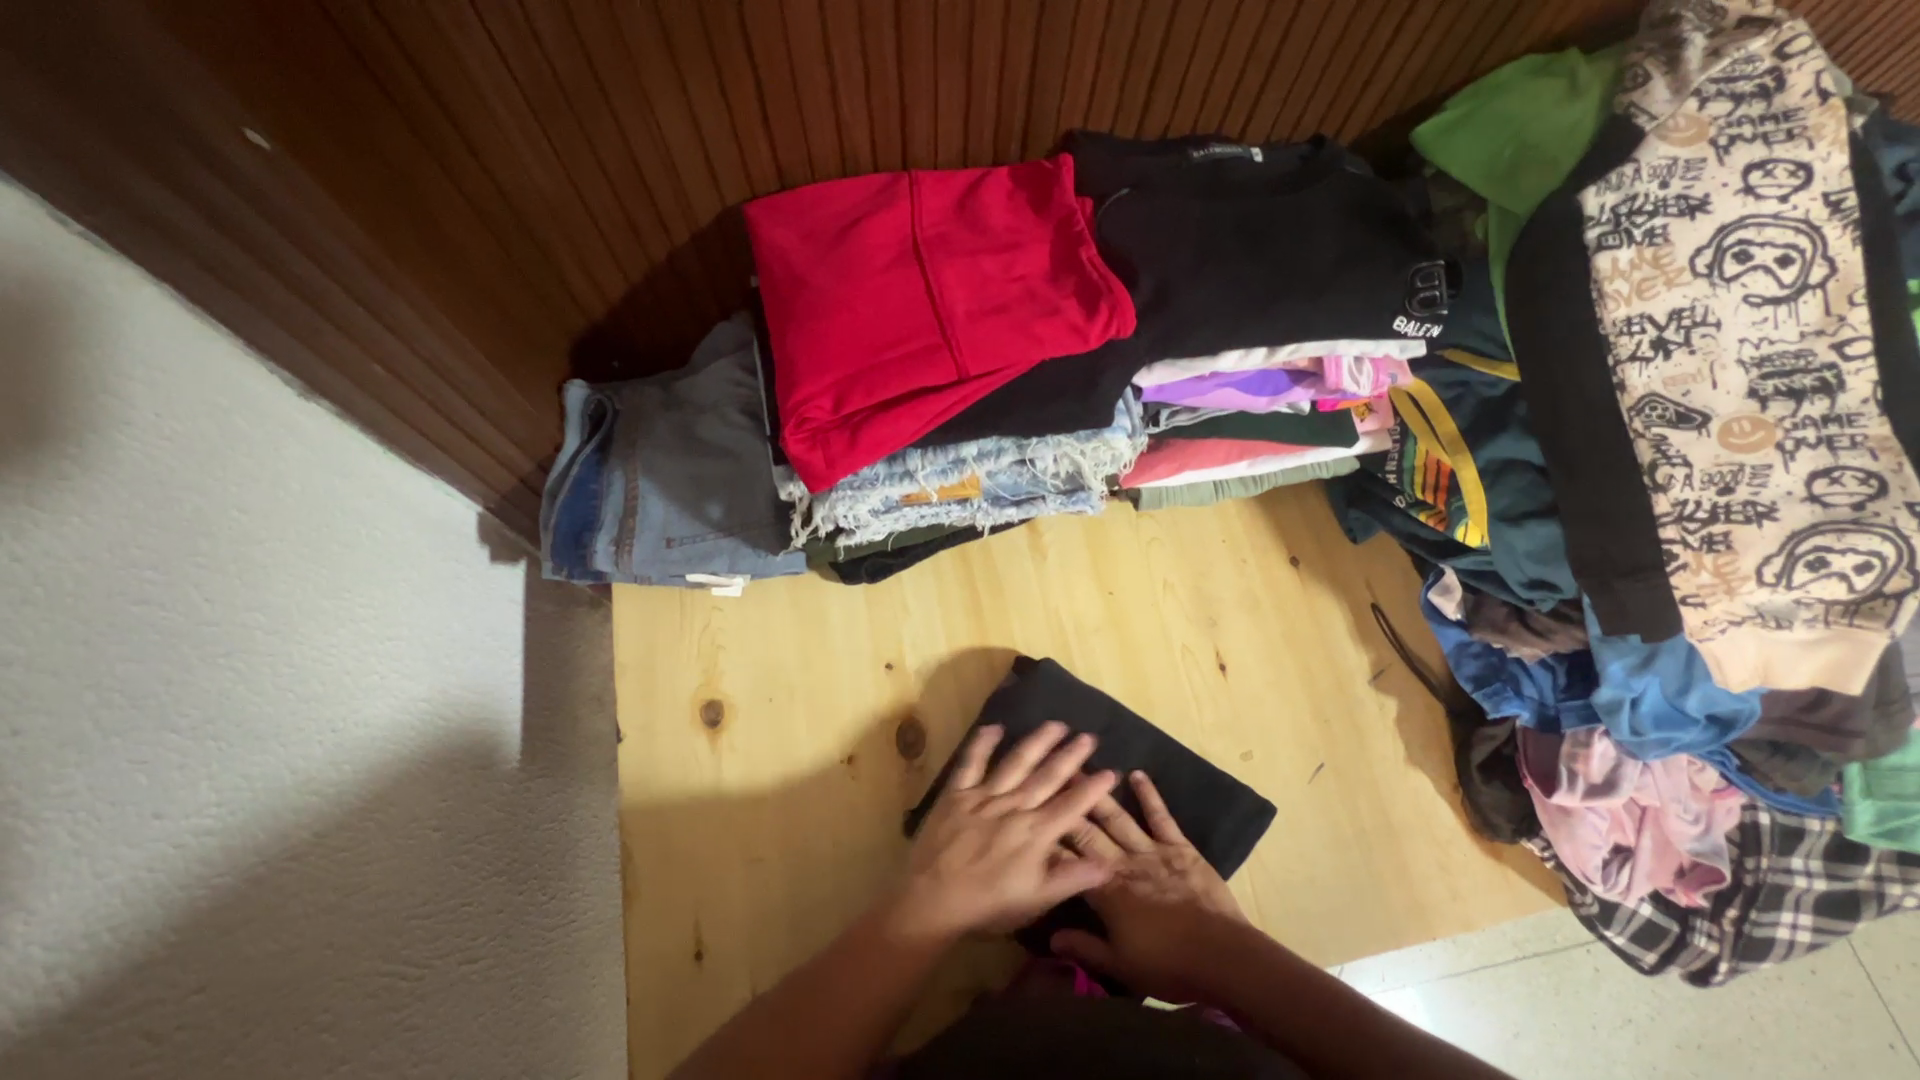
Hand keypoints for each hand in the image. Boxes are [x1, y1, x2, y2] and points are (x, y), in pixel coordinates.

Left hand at [890, 722, 1118, 940]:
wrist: (932, 900)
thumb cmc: (987, 905)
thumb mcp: (1036, 900)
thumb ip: (1072, 879)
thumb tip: (1109, 864)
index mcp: (1036, 833)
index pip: (1072, 805)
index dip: (1093, 788)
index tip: (1112, 771)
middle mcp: (1014, 807)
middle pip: (1048, 776)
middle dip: (1071, 756)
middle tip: (1089, 736)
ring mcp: (984, 797)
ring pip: (1016, 762)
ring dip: (1038, 742)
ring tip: (1056, 725)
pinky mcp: (956, 794)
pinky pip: (971, 763)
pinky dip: (983, 744)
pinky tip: (995, 727)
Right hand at [1050, 770, 1249, 1003]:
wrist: (1222, 956)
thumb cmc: (1168, 965)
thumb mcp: (1119, 965)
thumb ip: (1084, 947)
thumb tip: (1051, 936)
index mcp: (1105, 891)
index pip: (1068, 861)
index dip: (1047, 841)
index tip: (1028, 820)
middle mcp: (1122, 864)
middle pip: (1088, 832)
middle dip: (1066, 807)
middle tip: (1047, 782)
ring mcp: (1152, 851)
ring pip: (1118, 817)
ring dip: (1098, 794)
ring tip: (1080, 769)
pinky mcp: (1180, 848)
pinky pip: (1161, 817)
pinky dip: (1149, 795)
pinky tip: (1137, 774)